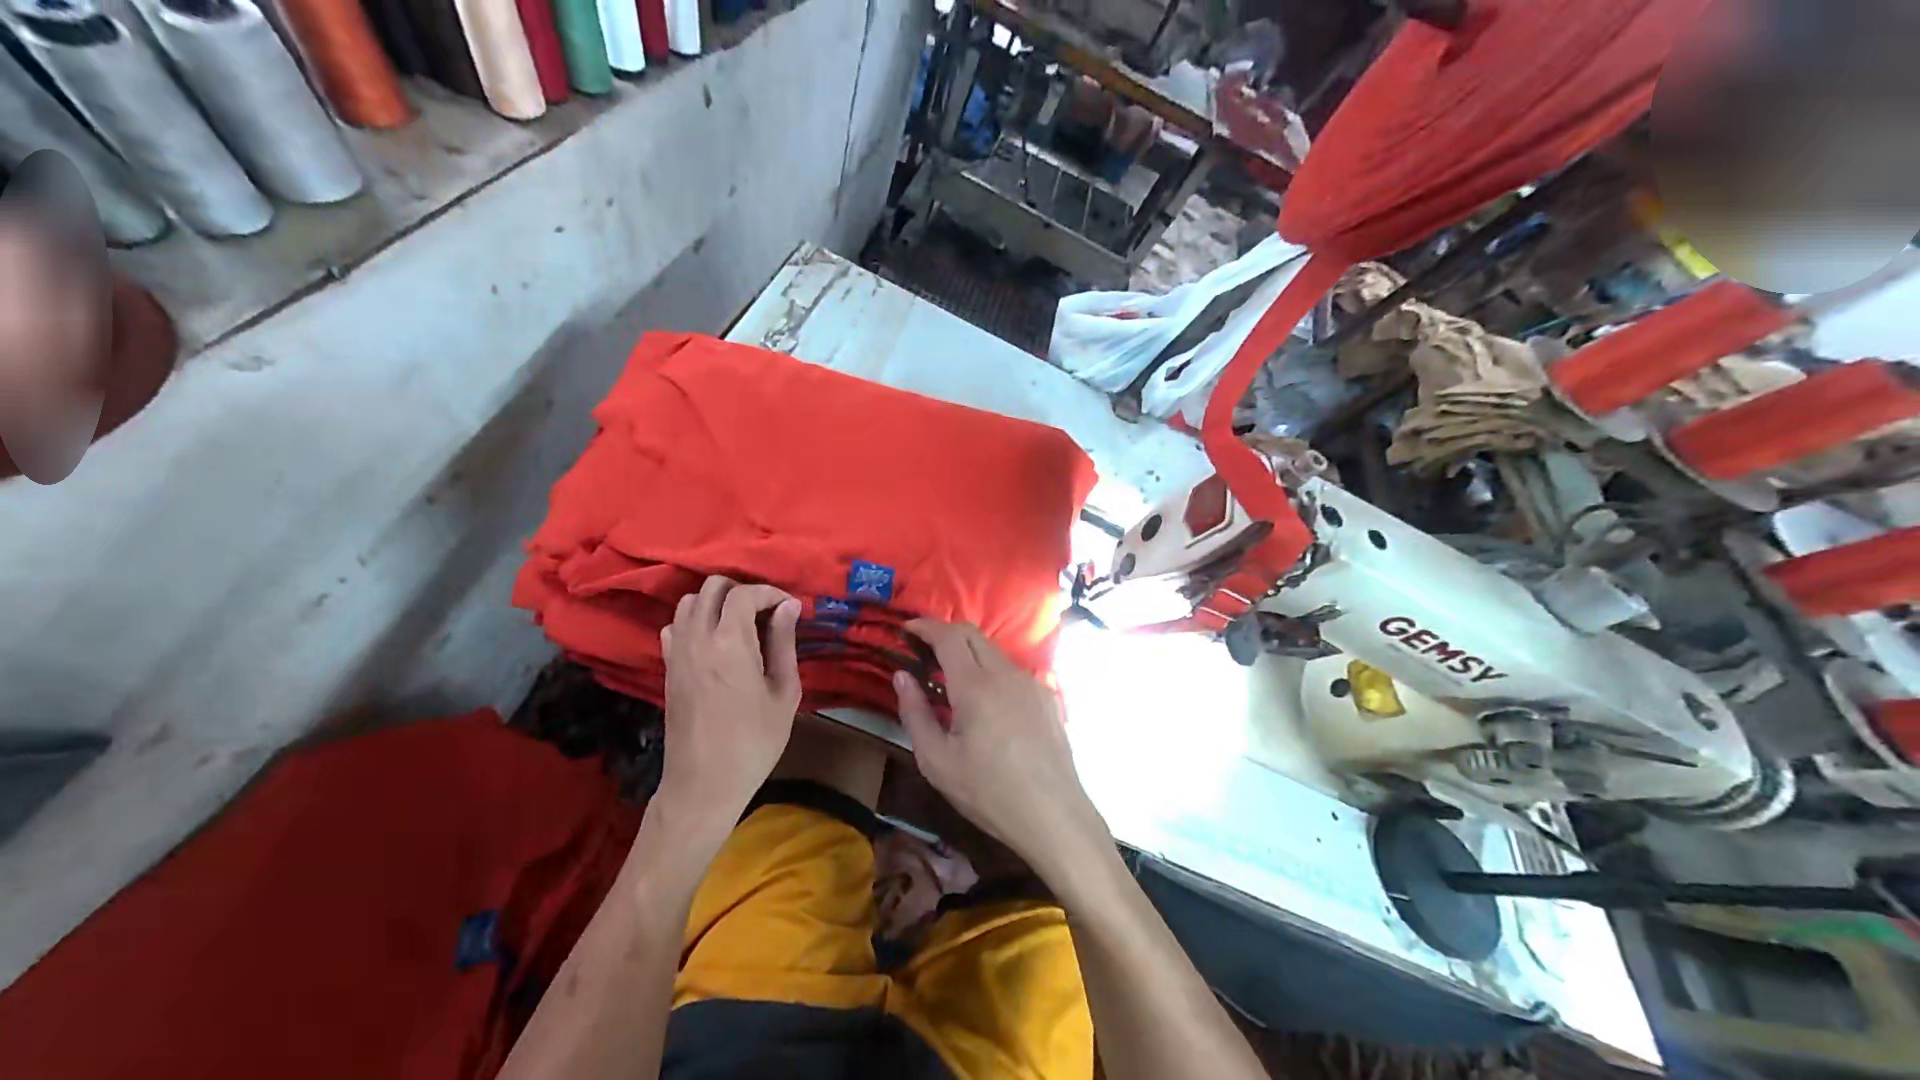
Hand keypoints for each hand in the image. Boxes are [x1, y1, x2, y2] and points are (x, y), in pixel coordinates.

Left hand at [658, 576, 802, 822]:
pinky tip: (714, 641)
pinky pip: (675, 626)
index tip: (789, 608)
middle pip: (711, 587)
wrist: (704, 783)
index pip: (744, 594)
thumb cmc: (754, 742)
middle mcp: (697, 638)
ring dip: (716, 603)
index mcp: (730, 643)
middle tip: (765, 612)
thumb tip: (790, 606)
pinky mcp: (667, 668)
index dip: (770, 593)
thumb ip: (784, 643)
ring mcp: (677, 652)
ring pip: (689, 602)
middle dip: (741, 590)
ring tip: (741, 623)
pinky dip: (694, 621)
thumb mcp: (784, 693)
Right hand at [893, 619, 1109, 877]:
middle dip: (944, 632)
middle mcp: (1006, 673)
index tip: (905, 630)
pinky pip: (1011, 671)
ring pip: (993, 651)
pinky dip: (989, 670)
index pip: (948, 636)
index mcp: (976, 685)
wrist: (1054, 815)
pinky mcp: (1046, 697)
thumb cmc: (989, 792)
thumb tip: (902, 677)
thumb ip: (914, 713)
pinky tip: (983, 702)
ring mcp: (1031, 683)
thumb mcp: (937, 761)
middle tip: (921, 651)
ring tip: (948, 679)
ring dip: (967, 652)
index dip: (924, 627)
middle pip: (972, 633)